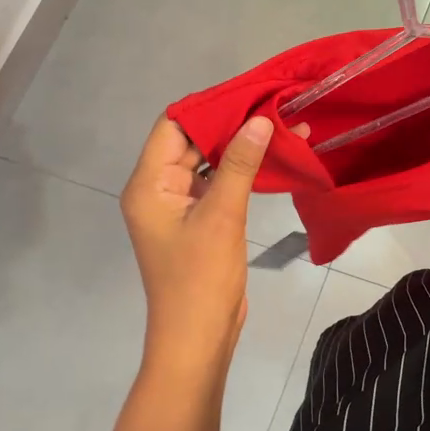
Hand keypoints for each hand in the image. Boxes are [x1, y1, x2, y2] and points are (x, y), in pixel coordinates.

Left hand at [119, 115, 277, 350]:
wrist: (199, 337)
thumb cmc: (200, 277)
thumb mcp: (221, 216)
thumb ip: (240, 165)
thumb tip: (260, 120)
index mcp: (149, 185)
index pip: (173, 127)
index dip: (209, 107)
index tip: (249, 92)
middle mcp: (158, 189)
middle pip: (191, 141)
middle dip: (230, 123)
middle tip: (272, 104)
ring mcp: (179, 207)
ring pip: (208, 161)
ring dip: (240, 146)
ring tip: (280, 125)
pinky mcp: (199, 221)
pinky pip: (218, 183)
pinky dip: (242, 169)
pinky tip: (273, 157)